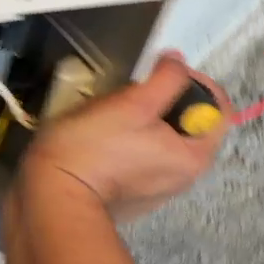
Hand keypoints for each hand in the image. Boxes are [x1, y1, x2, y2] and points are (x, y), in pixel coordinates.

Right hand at [16, 52, 229, 221]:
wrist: (47, 202)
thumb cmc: (89, 152)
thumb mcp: (127, 105)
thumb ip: (163, 80)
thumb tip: (177, 61)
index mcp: (195, 155)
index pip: (216, 106)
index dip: (191, 82)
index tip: (155, 75)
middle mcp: (185, 177)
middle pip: (186, 127)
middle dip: (161, 108)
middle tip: (124, 101)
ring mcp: (156, 193)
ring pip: (159, 146)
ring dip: (141, 130)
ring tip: (106, 126)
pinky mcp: (128, 202)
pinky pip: (137, 167)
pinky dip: (125, 153)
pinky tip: (97, 153)